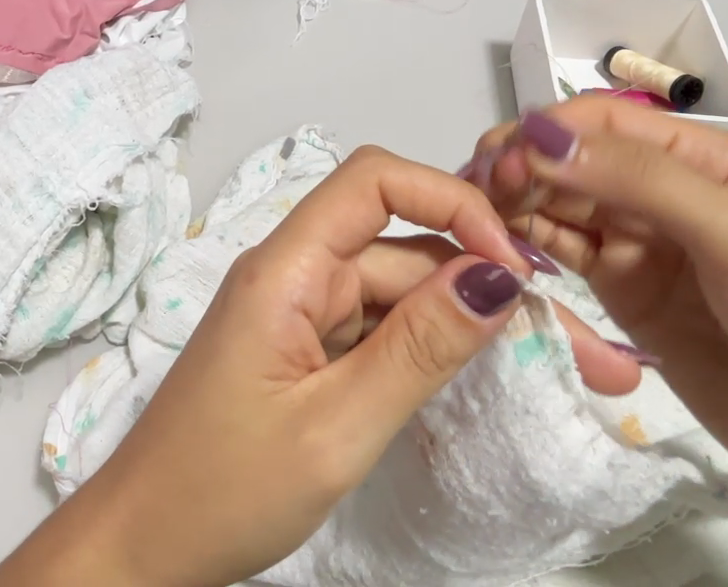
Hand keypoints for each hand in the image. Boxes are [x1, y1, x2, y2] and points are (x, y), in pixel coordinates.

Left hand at [0, 146, 640, 586]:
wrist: (144, 545)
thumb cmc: (224, 488)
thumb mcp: (336, 427)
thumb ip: (418, 349)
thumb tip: (497, 279)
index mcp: (285, 268)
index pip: (372, 182)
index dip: (450, 202)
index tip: (514, 268)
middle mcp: (294, 273)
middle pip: (401, 247)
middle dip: (488, 282)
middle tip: (582, 348)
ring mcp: (300, 311)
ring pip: (398, 290)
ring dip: (470, 320)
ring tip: (560, 364)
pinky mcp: (306, 347)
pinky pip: (378, 326)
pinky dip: (431, 345)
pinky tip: (486, 369)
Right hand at [472, 97, 727, 584]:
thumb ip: (645, 182)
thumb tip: (540, 136)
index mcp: (710, 162)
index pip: (608, 123)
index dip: (550, 133)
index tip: (503, 164)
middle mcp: (669, 195)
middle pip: (575, 160)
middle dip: (523, 166)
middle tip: (476, 197)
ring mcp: (645, 247)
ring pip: (561, 204)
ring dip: (517, 204)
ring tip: (477, 224)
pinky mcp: (627, 297)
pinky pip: (566, 256)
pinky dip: (530, 247)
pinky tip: (503, 252)